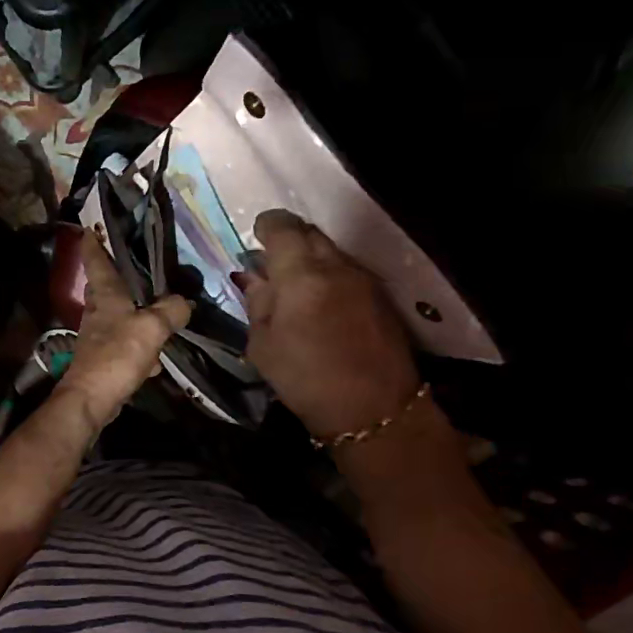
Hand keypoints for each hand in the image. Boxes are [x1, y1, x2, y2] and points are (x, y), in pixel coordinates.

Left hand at [59, 232, 191, 428]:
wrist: (92, 398)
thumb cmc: (117, 355)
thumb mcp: (152, 327)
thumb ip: (171, 310)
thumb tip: (184, 302)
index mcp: (105, 297)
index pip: (97, 263)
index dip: (93, 245)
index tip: (89, 229)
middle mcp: (98, 313)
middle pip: (104, 289)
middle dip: (113, 277)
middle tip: (130, 266)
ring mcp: (98, 337)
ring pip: (116, 317)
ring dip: (131, 312)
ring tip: (155, 308)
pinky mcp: (104, 359)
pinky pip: (125, 345)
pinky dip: (139, 347)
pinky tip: (156, 359)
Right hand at [233, 210, 419, 438]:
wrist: (372, 406)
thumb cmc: (304, 378)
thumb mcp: (262, 345)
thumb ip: (258, 304)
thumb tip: (255, 278)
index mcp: (300, 277)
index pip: (283, 229)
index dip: (266, 226)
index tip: (254, 234)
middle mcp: (335, 267)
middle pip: (309, 233)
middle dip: (287, 239)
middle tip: (268, 260)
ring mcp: (361, 278)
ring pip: (329, 250)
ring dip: (307, 257)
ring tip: (290, 283)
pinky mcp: (378, 294)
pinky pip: (344, 269)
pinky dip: (325, 274)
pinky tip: (315, 301)